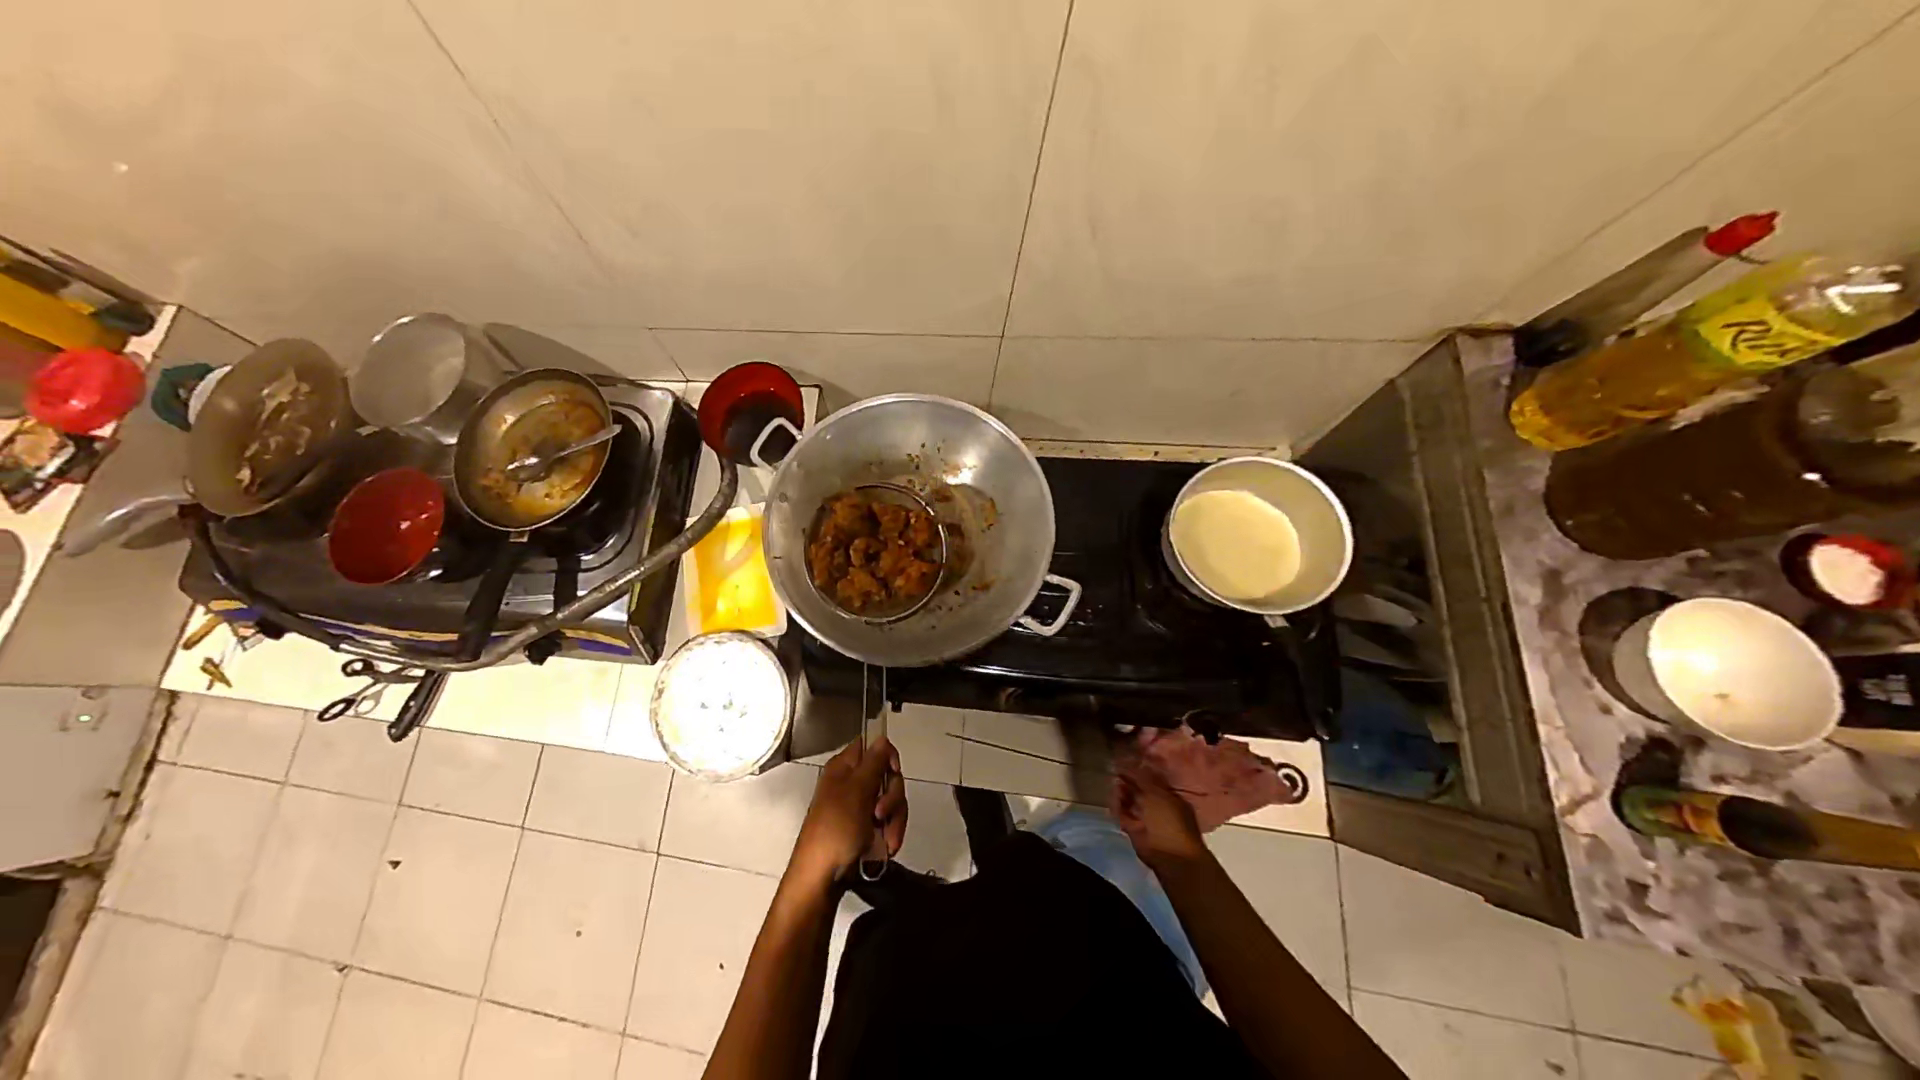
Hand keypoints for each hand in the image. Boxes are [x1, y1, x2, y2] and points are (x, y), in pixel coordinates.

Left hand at [788, 736, 906, 890]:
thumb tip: (881, 737)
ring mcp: (861, 807)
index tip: (892, 771)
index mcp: (844, 769)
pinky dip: (891, 833)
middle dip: (893, 797)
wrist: (822, 877)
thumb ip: (873, 763)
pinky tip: (886, 848)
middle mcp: (853, 784)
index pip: (872, 746)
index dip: (887, 755)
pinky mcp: (868, 828)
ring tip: (886, 841)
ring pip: (893, 801)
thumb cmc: (836, 829)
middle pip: (888, 776)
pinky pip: (890, 822)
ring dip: (895, 820)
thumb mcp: (856, 792)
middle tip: (881, 814)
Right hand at [1111, 760, 1207, 868]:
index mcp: (1169, 796)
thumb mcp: (1155, 794)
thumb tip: (1127, 762)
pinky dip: (1117, 807)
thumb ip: (1140, 777)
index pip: (1151, 778)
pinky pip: (1123, 814)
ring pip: (1130, 801)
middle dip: (1128, 781)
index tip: (1124, 761)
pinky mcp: (1135, 831)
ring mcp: (1146, 819)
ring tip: (1114, 785)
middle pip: (1139, 790)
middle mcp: (1158, 806)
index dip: (1138, 770)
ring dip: (1121, 793)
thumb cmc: (1169, 822)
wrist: (1171, 858)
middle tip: (1115, 772)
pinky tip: (1113, 799)